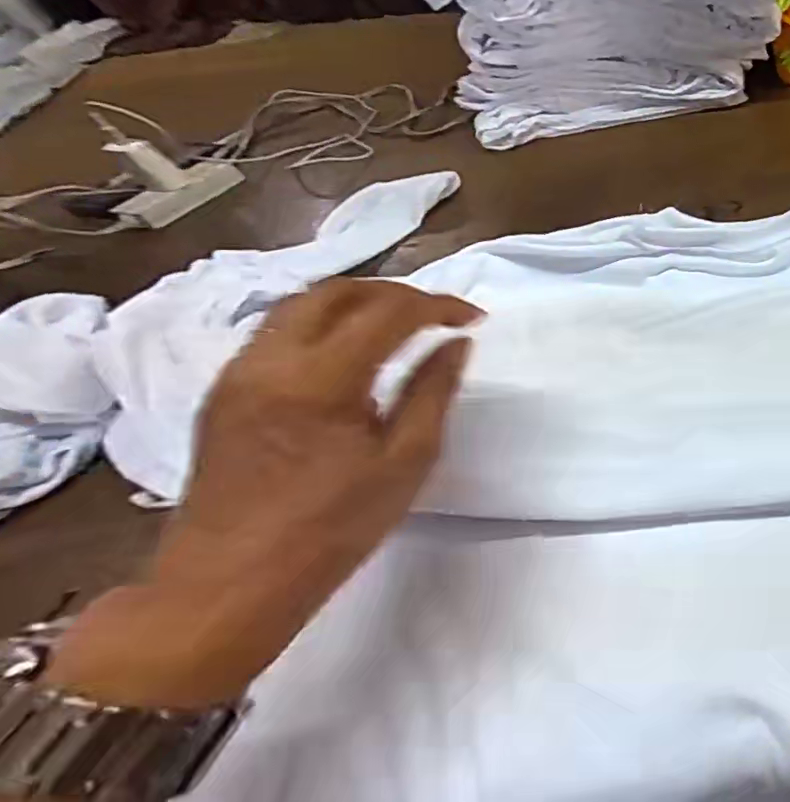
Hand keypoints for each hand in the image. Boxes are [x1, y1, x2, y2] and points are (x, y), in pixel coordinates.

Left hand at [43, 280, 480, 707]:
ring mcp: (237, 378)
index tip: (475, 318)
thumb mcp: (408, 459)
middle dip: (396, 292)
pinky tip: (355, 350)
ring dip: (357, 303)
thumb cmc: (333, 527)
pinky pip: (277, 333)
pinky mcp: (224, 395)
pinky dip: (326, 323)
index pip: (388, 312)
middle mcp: (268, 365)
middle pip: (334, 293)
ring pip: (298, 307)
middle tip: (439, 312)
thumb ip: (433, 390)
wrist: (227, 587)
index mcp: (318, 381)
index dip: (440, 305)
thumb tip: (456, 342)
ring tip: (403, 324)